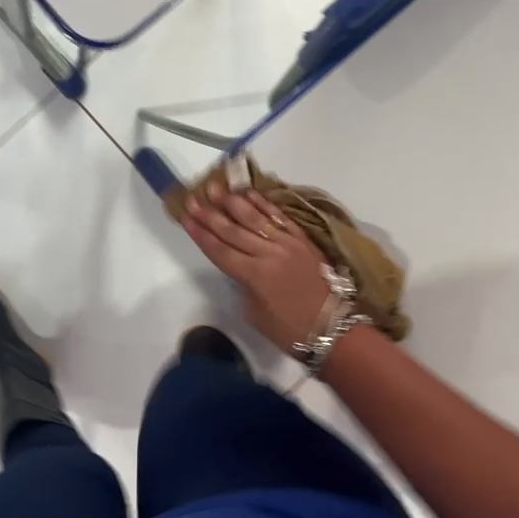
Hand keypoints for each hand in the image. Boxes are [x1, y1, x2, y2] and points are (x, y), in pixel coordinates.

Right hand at [181, 176, 333, 353]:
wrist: (333, 327)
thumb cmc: (290, 330)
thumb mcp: (255, 314)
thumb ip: (243, 286)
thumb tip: (238, 267)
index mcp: (253, 276)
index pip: (220, 251)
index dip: (201, 235)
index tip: (185, 219)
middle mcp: (267, 254)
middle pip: (232, 231)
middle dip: (209, 215)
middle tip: (193, 200)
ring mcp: (286, 243)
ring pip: (254, 218)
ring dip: (232, 202)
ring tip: (216, 187)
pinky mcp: (302, 239)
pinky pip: (279, 217)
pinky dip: (263, 204)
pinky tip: (249, 193)